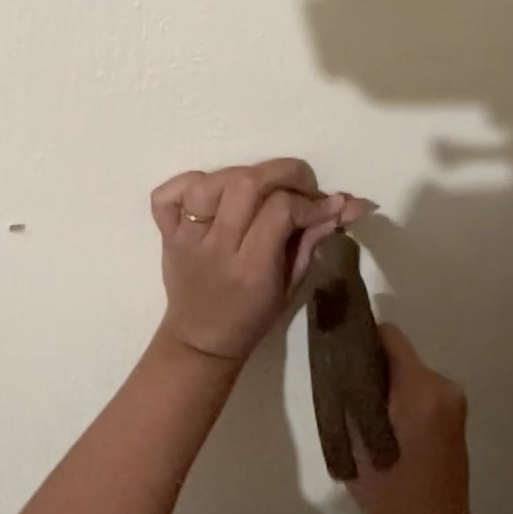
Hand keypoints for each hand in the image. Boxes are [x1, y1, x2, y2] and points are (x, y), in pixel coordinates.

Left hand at [149, 159, 360, 360]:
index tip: (327, 205)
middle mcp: (216, 249)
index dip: (310, 200)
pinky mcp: (166, 234)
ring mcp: (186, 240)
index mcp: (251, 269)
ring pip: (208, 184)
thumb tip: (346, 203)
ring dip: (241, 174)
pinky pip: (166, 196)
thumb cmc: (254, 315)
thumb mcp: (294, 283)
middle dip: (282, 172)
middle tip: (301, 183)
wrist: (201, 340)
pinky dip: (188, 182)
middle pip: (245, 185)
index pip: (281, 210)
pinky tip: (213, 190)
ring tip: (260, 186)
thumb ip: (314, 239)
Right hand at [349, 324, 474, 513]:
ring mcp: (455, 401)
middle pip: (401, 357)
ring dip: (390, 385)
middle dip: (375, 367)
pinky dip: (405, 399)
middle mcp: (443, 386)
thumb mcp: (356, 442)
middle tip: (347, 388)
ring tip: (366, 414)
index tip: (341, 347)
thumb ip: (351, 398)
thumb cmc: (387, 494)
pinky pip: (424, 392)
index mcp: (419, 390)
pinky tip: (387, 427)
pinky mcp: (457, 416)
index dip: (363, 337)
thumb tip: (342, 367)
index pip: (390, 338)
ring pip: (412, 375)